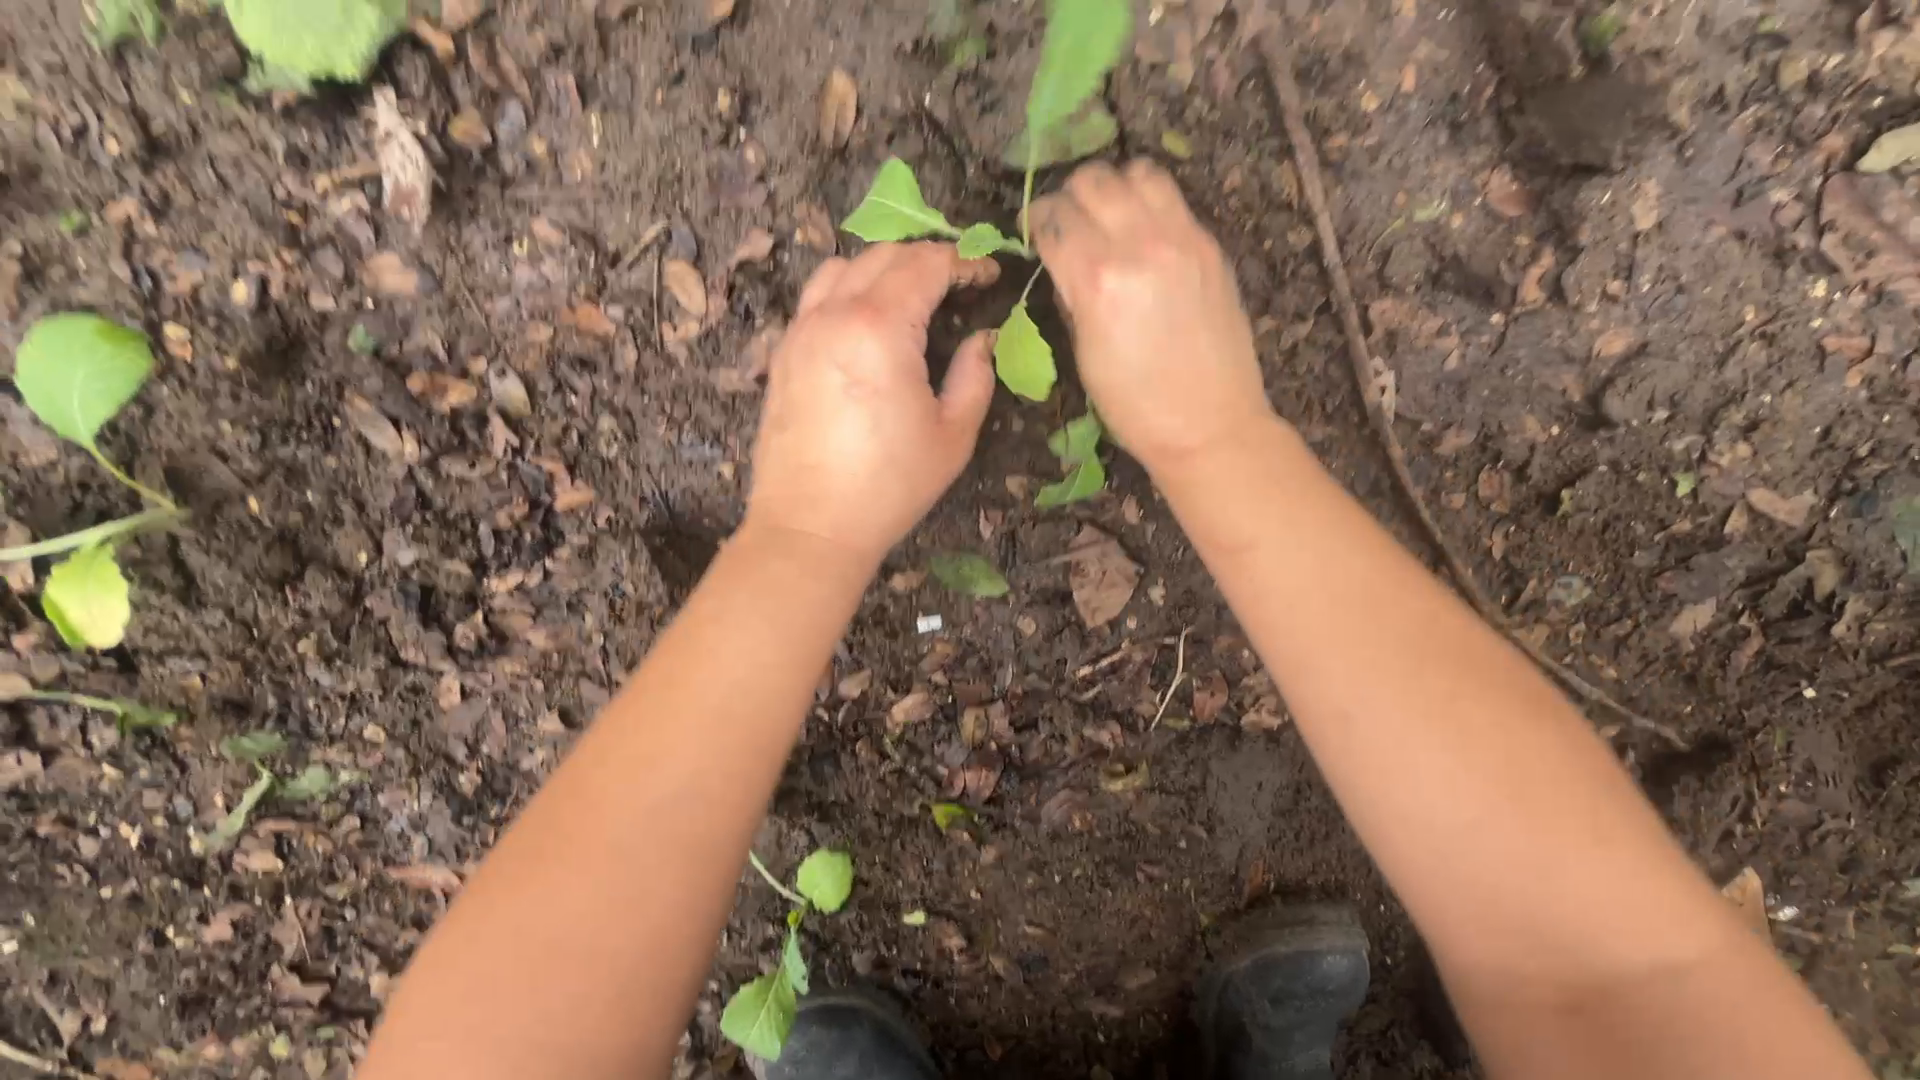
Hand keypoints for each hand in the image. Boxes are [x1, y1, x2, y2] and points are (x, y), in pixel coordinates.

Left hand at [745, 242, 999, 567]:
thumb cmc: (889, 485)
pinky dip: (845, 291)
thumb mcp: (953, 435)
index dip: (964, 262)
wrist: (810, 524)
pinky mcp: (782, 354)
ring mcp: (800, 331)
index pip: (927, 265)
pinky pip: (815, 299)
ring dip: (881, 268)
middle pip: (883, 255)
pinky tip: (864, 324)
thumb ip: (974, 376)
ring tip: (907, 295)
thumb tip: (981, 340)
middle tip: (956, 283)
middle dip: (926, 258)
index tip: (988, 275)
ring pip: (841, 268)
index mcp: (881, 328)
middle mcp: (834, 314)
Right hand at [1032, 160, 1278, 474]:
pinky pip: (1171, 196)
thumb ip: (1071, 296)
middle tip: (1067, 222)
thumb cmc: (1135, 406)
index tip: (1033, 230)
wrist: (1209, 424)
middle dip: (1069, 197)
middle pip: (1091, 181)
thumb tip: (1065, 264)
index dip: (1035, 220)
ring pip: (1135, 172)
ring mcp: (1181, 239)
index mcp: (1098, 281)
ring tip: (1107, 215)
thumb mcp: (1084, 354)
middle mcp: (1139, 246)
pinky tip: (1142, 230)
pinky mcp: (1208, 245)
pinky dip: (1147, 200)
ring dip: (1112, 187)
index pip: (1054, 218)